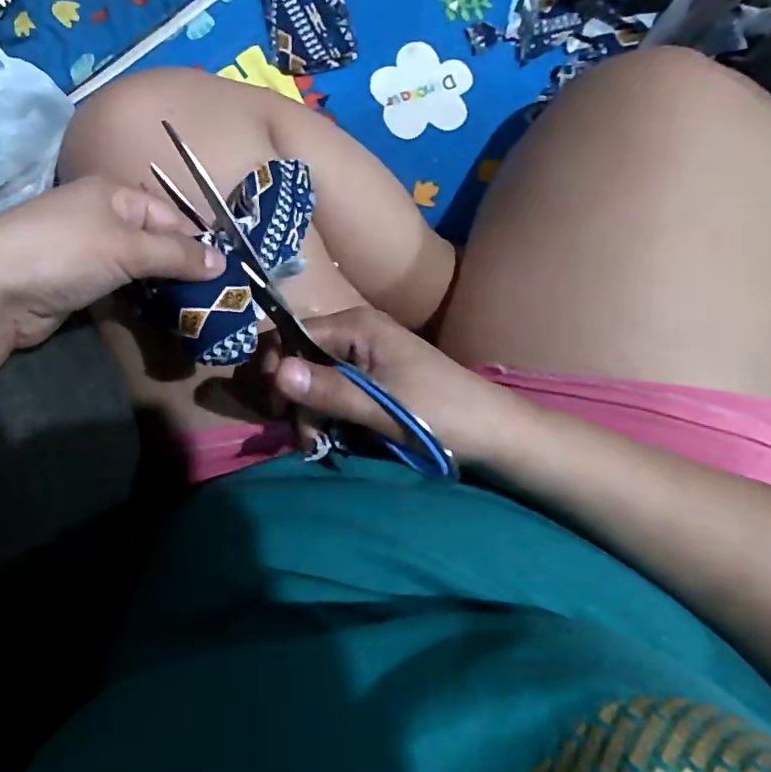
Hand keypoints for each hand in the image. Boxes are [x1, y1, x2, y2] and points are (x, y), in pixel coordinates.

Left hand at [0, 176, 224, 348]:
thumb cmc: (65, 252)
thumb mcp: (128, 248)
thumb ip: (176, 255)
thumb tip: (223, 262)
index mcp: (115, 193)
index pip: (170, 216)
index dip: (196, 242)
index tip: (224, 274)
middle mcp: (103, 217)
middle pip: (156, 241)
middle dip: (182, 267)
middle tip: (214, 297)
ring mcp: (88, 251)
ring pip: (139, 267)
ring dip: (163, 287)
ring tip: (195, 310)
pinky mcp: (78, 283)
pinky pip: (120, 288)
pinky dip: (139, 300)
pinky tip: (160, 316)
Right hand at [264, 306, 525, 466]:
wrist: (495, 433)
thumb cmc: (442, 413)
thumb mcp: (380, 406)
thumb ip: (327, 390)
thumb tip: (275, 371)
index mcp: (357, 326)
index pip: (293, 333)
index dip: (276, 367)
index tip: (277, 408)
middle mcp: (356, 333)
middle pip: (301, 359)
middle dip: (298, 401)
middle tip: (310, 440)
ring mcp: (365, 356)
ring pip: (316, 380)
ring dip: (313, 414)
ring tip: (324, 446)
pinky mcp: (373, 378)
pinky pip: (336, 391)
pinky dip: (331, 416)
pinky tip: (338, 438)